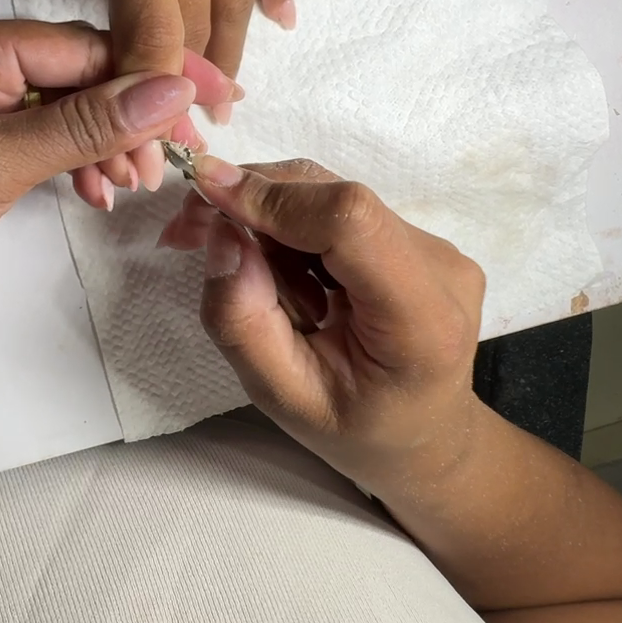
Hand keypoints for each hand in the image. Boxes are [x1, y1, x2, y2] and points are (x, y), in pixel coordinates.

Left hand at [0, 13, 204, 311]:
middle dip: (130, 118)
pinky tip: (98, 192)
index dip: (148, 73)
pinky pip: (47, 138)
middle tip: (175, 159)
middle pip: (80, 76)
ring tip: (136, 185)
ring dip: (106, 145)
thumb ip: (83, 125)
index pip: (82, 46)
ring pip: (69, 110)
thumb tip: (169, 88)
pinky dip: (76, 162)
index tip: (209, 103)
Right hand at [159, 155, 485, 493]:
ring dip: (257, 212)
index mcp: (420, 317)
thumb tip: (222, 235)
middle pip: (327, 194)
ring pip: (320, 190)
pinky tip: (267, 263)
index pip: (349, 221)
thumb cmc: (355, 427)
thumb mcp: (280, 396)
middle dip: (246, 199)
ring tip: (231, 262)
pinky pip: (325, 202)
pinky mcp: (405, 232)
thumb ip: (242, 322)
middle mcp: (437, 263)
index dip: (270, 197)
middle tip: (184, 231)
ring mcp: (426, 242)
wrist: (421, 433)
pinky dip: (277, 219)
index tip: (201, 193)